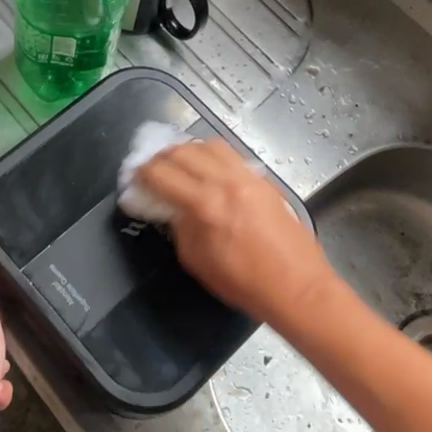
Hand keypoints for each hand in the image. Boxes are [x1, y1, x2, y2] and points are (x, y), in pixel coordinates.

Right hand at [135, 139, 338, 325]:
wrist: (296, 286)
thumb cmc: (244, 283)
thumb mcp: (197, 261)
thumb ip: (179, 228)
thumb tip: (171, 209)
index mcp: (205, 205)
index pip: (161, 173)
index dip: (141, 174)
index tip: (135, 178)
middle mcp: (225, 182)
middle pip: (183, 151)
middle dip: (160, 157)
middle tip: (152, 169)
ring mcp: (248, 177)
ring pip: (209, 144)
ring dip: (187, 150)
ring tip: (179, 163)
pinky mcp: (264, 180)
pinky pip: (231, 155)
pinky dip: (212, 155)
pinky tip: (208, 168)